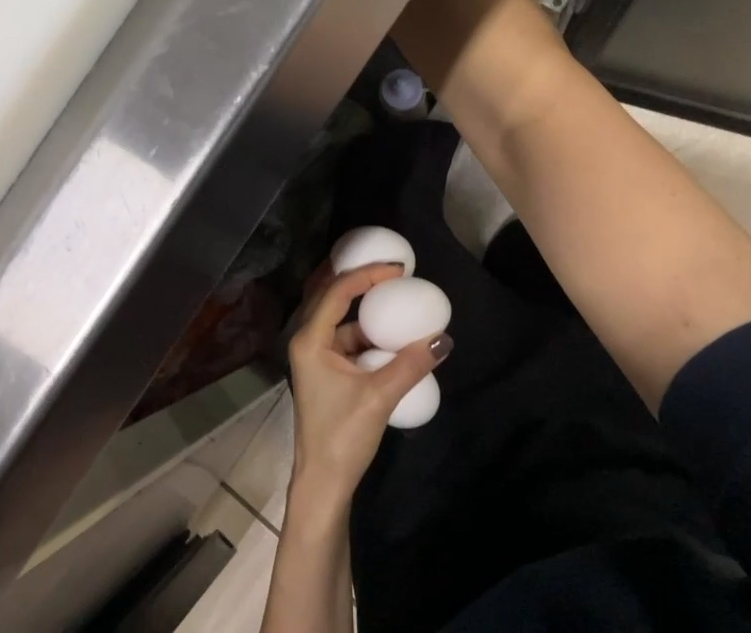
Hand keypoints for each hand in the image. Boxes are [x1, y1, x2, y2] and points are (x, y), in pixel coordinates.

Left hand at [286, 262, 451, 502]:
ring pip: (338, 319)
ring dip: (364, 307)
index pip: (337, 292)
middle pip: (330, 296)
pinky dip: (366, 331)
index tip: (399, 269)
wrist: (323, 481)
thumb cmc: (343, 435)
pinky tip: (389, 333)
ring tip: (394, 296)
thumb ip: (411, 364)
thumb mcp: (380, 396)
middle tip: (391, 271)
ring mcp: (314, 357)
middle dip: (359, 280)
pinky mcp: (325, 372)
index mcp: (309, 340)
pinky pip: (345, 339)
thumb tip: (443, 338)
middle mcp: (306, 341)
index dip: (367, 275)